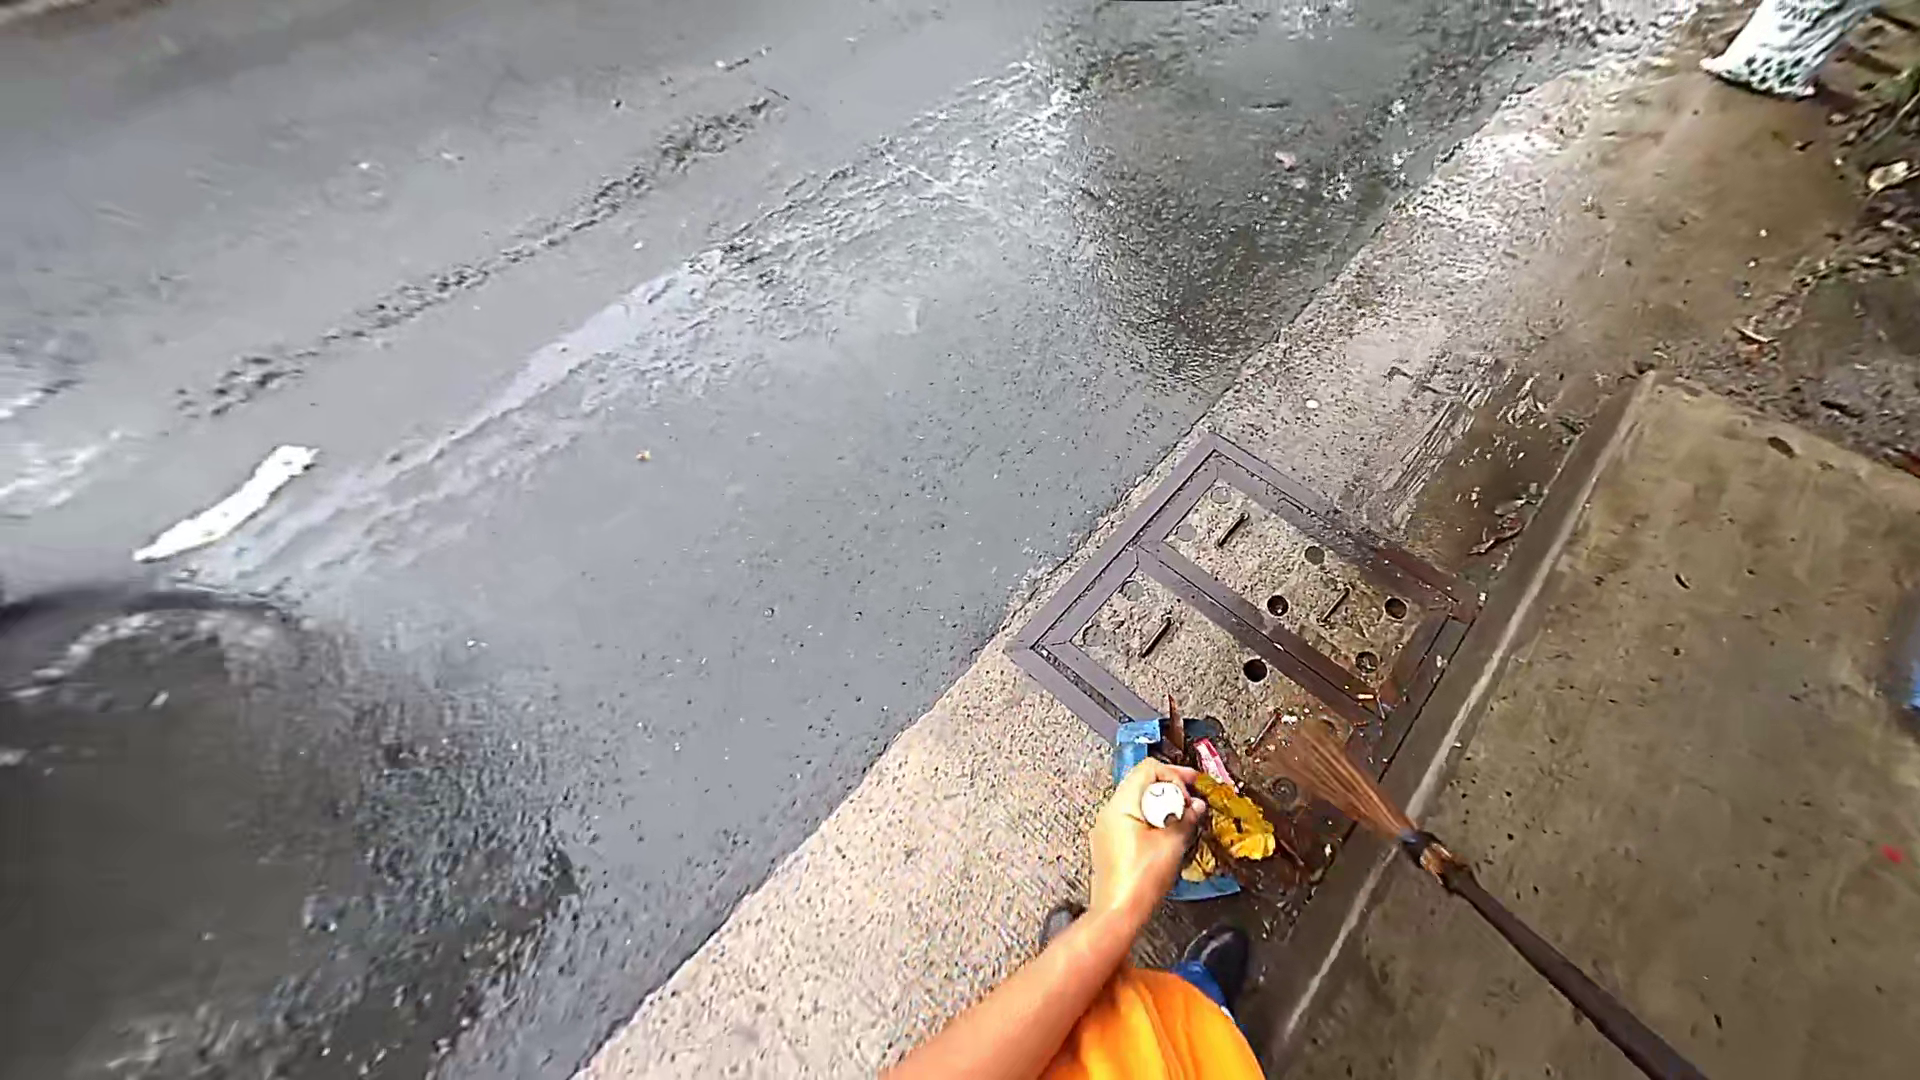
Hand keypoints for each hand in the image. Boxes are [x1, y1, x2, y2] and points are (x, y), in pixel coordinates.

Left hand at [1089, 759, 1205, 922]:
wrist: (1118, 912)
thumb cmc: (1139, 882)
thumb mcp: (1171, 846)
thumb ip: (1186, 819)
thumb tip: (1196, 805)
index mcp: (1121, 804)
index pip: (1147, 769)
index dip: (1174, 775)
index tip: (1192, 787)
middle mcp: (1110, 810)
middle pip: (1142, 782)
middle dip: (1170, 788)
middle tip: (1192, 800)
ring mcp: (1108, 825)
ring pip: (1138, 800)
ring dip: (1162, 804)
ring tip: (1183, 818)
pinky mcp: (1111, 840)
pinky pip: (1132, 817)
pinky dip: (1152, 818)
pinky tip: (1167, 834)